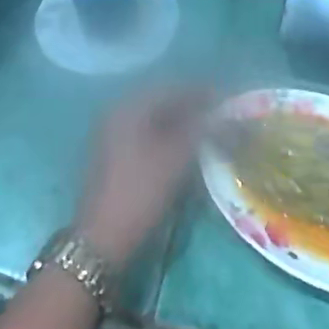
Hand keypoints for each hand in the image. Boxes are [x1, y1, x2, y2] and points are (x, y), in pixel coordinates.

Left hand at [74, 89, 213, 267]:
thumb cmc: (140, 193)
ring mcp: (112, 133)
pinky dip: (167, 135)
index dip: (200, 92)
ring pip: (154, 118)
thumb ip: (201, 129)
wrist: (102, 239)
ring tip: (208, 130)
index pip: (170, 89)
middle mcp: (117, 113)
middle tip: (219, 115)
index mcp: (128, 108)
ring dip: (180, 121)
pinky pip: (146, 133)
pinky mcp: (114, 154)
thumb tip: (223, 113)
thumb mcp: (175, 159)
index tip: (226, 99)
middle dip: (191, 106)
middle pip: (161, 101)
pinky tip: (185, 146)